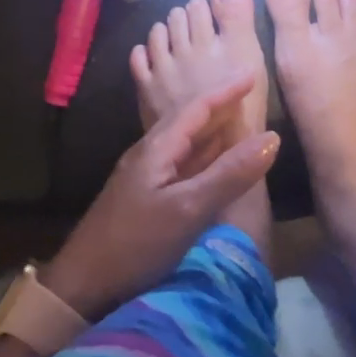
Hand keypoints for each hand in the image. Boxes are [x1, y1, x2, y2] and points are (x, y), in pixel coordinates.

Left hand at [41, 77, 279, 319]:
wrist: (84, 283)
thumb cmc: (136, 242)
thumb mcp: (188, 209)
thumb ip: (229, 174)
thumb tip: (272, 137)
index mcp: (157, 148)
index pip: (196, 108)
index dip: (225, 91)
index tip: (252, 73)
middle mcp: (149, 154)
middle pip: (189, 120)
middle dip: (219, 105)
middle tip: (251, 95)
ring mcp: (145, 176)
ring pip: (185, 143)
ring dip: (212, 131)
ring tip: (241, 123)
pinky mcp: (146, 198)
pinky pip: (181, 164)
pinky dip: (204, 157)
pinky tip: (214, 165)